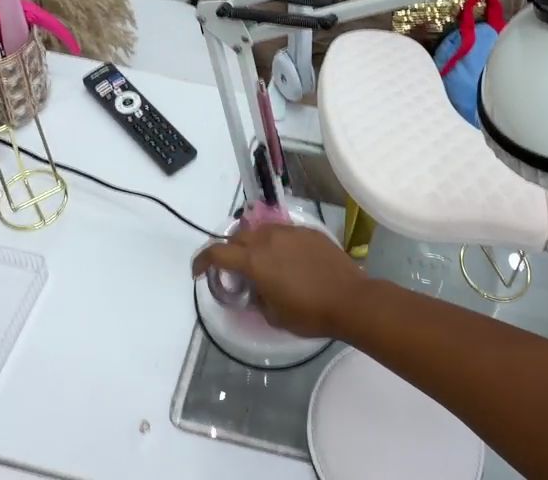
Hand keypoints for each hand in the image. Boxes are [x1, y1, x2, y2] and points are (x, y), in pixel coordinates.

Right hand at [191, 224, 367, 338]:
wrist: (350, 299)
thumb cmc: (309, 313)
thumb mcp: (273, 315)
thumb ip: (256, 297)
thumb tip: (255, 289)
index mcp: (255, 260)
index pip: (218, 253)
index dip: (202, 260)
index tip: (197, 270)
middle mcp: (269, 239)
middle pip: (238, 237)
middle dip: (228, 251)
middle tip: (231, 270)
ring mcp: (290, 232)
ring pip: (261, 231)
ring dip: (252, 244)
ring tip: (259, 263)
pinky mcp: (309, 232)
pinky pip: (283, 233)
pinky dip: (276, 244)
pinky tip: (286, 261)